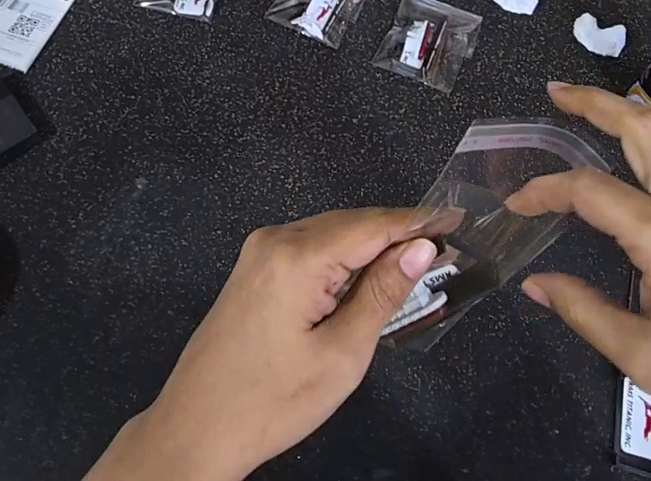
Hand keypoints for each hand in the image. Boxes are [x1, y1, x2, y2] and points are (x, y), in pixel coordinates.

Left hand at [86, 209, 435, 480]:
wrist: (195, 429)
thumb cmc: (273, 401)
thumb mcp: (340, 355)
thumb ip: (382, 293)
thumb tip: (421, 248)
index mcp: (297, 256)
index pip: (370, 225)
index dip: (415, 221)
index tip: (455, 220)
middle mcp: (275, 238)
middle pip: (349, 223)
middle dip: (395, 233)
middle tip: (443, 247)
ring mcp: (260, 250)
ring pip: (329, 232)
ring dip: (369, 245)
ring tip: (412, 263)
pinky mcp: (254, 266)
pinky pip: (309, 246)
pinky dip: (341, 256)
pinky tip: (363, 275)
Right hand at [509, 84, 650, 480]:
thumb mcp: (647, 361)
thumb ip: (584, 311)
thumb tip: (536, 284)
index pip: (593, 192)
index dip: (546, 190)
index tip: (517, 202)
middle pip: (647, 132)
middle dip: (598, 104)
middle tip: (558, 91)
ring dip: (639, 112)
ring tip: (604, 106)